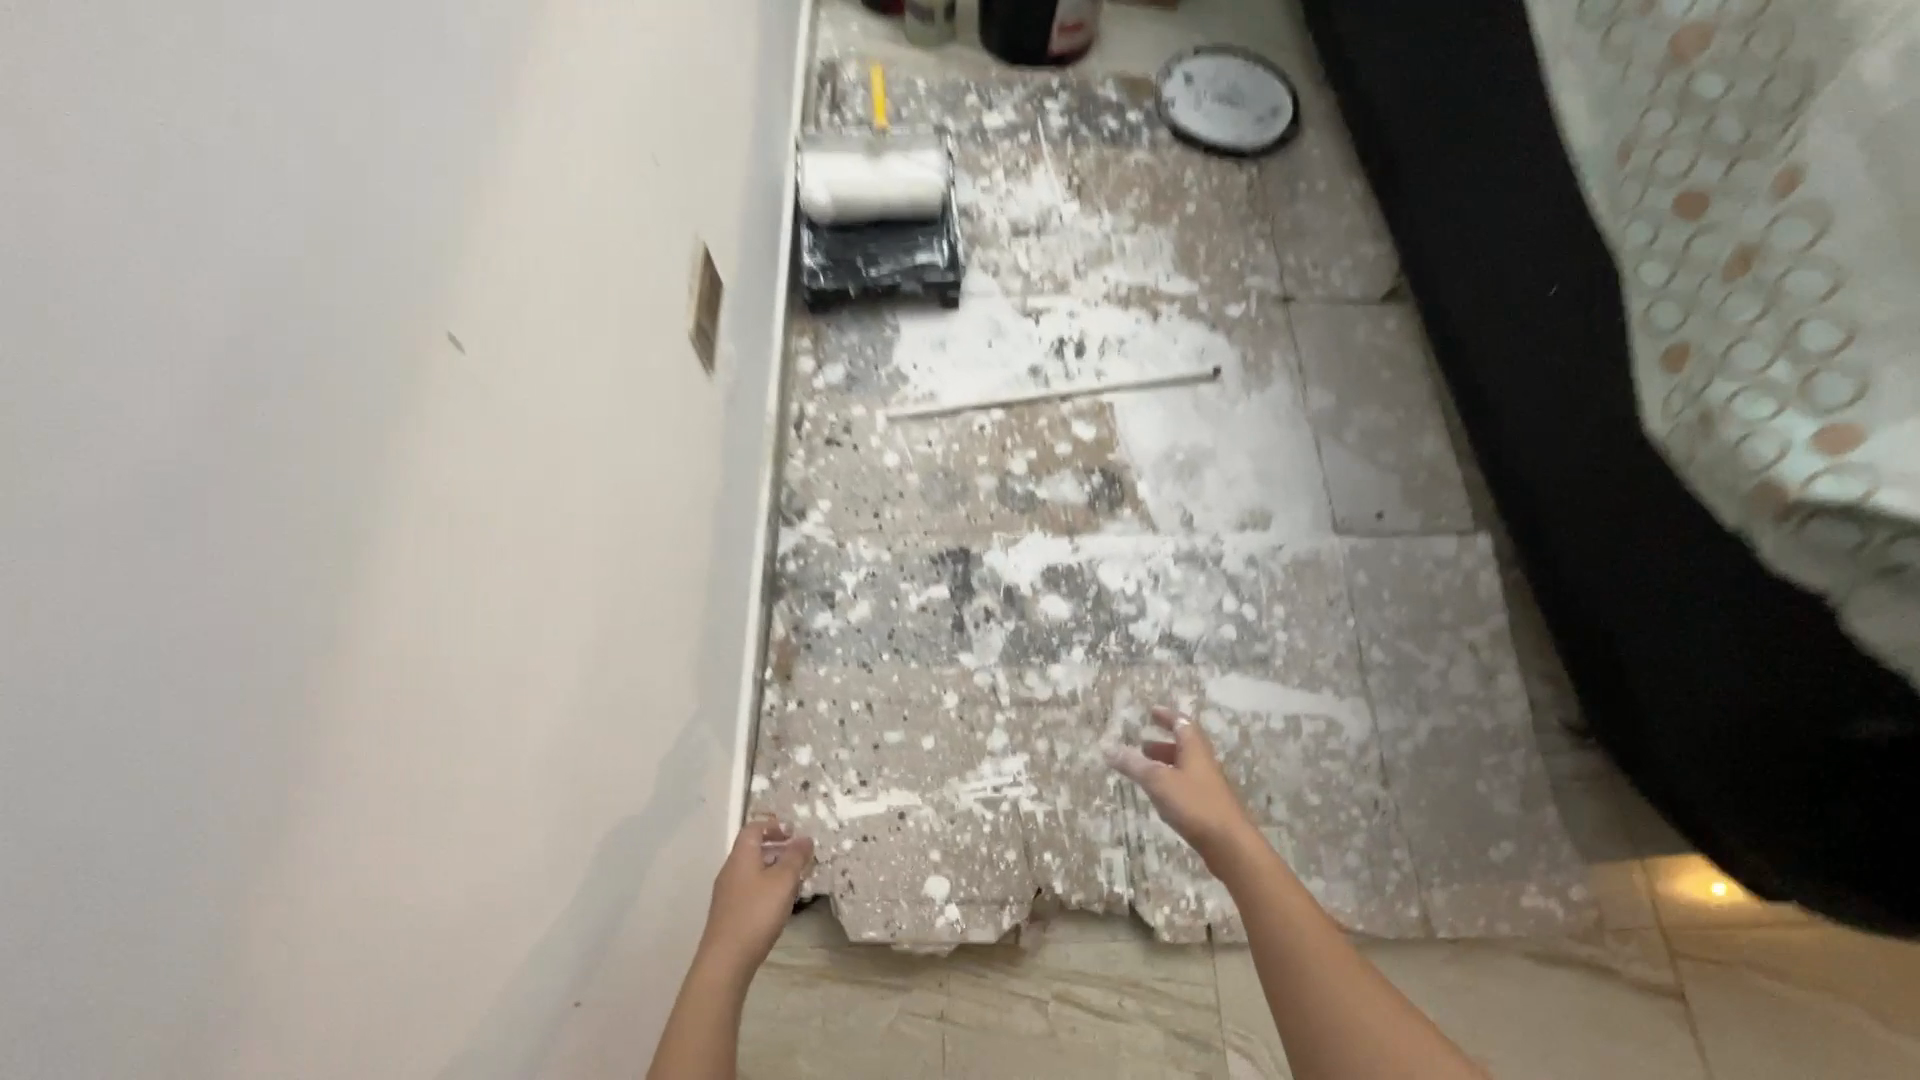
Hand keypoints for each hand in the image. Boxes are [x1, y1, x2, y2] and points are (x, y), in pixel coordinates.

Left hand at [696, 816, 814, 981]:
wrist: (726, 960)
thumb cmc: (756, 913)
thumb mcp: (783, 881)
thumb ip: (795, 857)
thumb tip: (804, 839)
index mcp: (741, 856)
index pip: (753, 828)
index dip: (773, 825)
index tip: (793, 832)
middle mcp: (731, 870)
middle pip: (753, 849)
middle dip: (777, 849)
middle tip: (800, 856)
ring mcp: (727, 893)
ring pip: (753, 871)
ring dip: (774, 870)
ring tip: (795, 881)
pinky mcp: (729, 913)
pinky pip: (750, 889)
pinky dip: (766, 887)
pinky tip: (780, 904)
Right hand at [1105, 705, 1258, 862]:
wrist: (1229, 844)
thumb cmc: (1194, 804)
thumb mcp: (1158, 781)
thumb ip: (1133, 765)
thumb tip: (1107, 748)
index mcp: (1195, 750)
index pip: (1182, 724)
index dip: (1167, 716)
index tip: (1151, 712)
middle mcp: (1203, 763)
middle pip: (1184, 746)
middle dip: (1163, 743)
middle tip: (1142, 744)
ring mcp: (1207, 786)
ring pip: (1184, 767)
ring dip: (1165, 764)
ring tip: (1144, 769)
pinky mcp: (1207, 806)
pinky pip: (1185, 786)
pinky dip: (1169, 783)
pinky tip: (1158, 796)